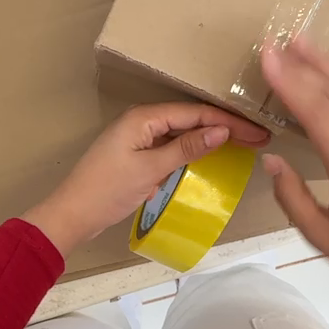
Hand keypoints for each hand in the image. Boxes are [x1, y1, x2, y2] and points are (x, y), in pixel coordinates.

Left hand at [24, 103, 269, 256]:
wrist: (71, 216)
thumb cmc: (107, 191)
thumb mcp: (151, 169)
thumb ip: (186, 149)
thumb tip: (221, 130)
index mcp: (143, 118)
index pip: (194, 113)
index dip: (228, 121)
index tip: (257, 132)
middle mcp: (140, 122)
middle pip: (189, 120)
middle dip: (222, 128)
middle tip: (257, 139)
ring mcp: (136, 140)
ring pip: (179, 135)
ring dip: (207, 141)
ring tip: (240, 148)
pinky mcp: (133, 158)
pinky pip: (167, 150)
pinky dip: (188, 154)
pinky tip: (206, 161)